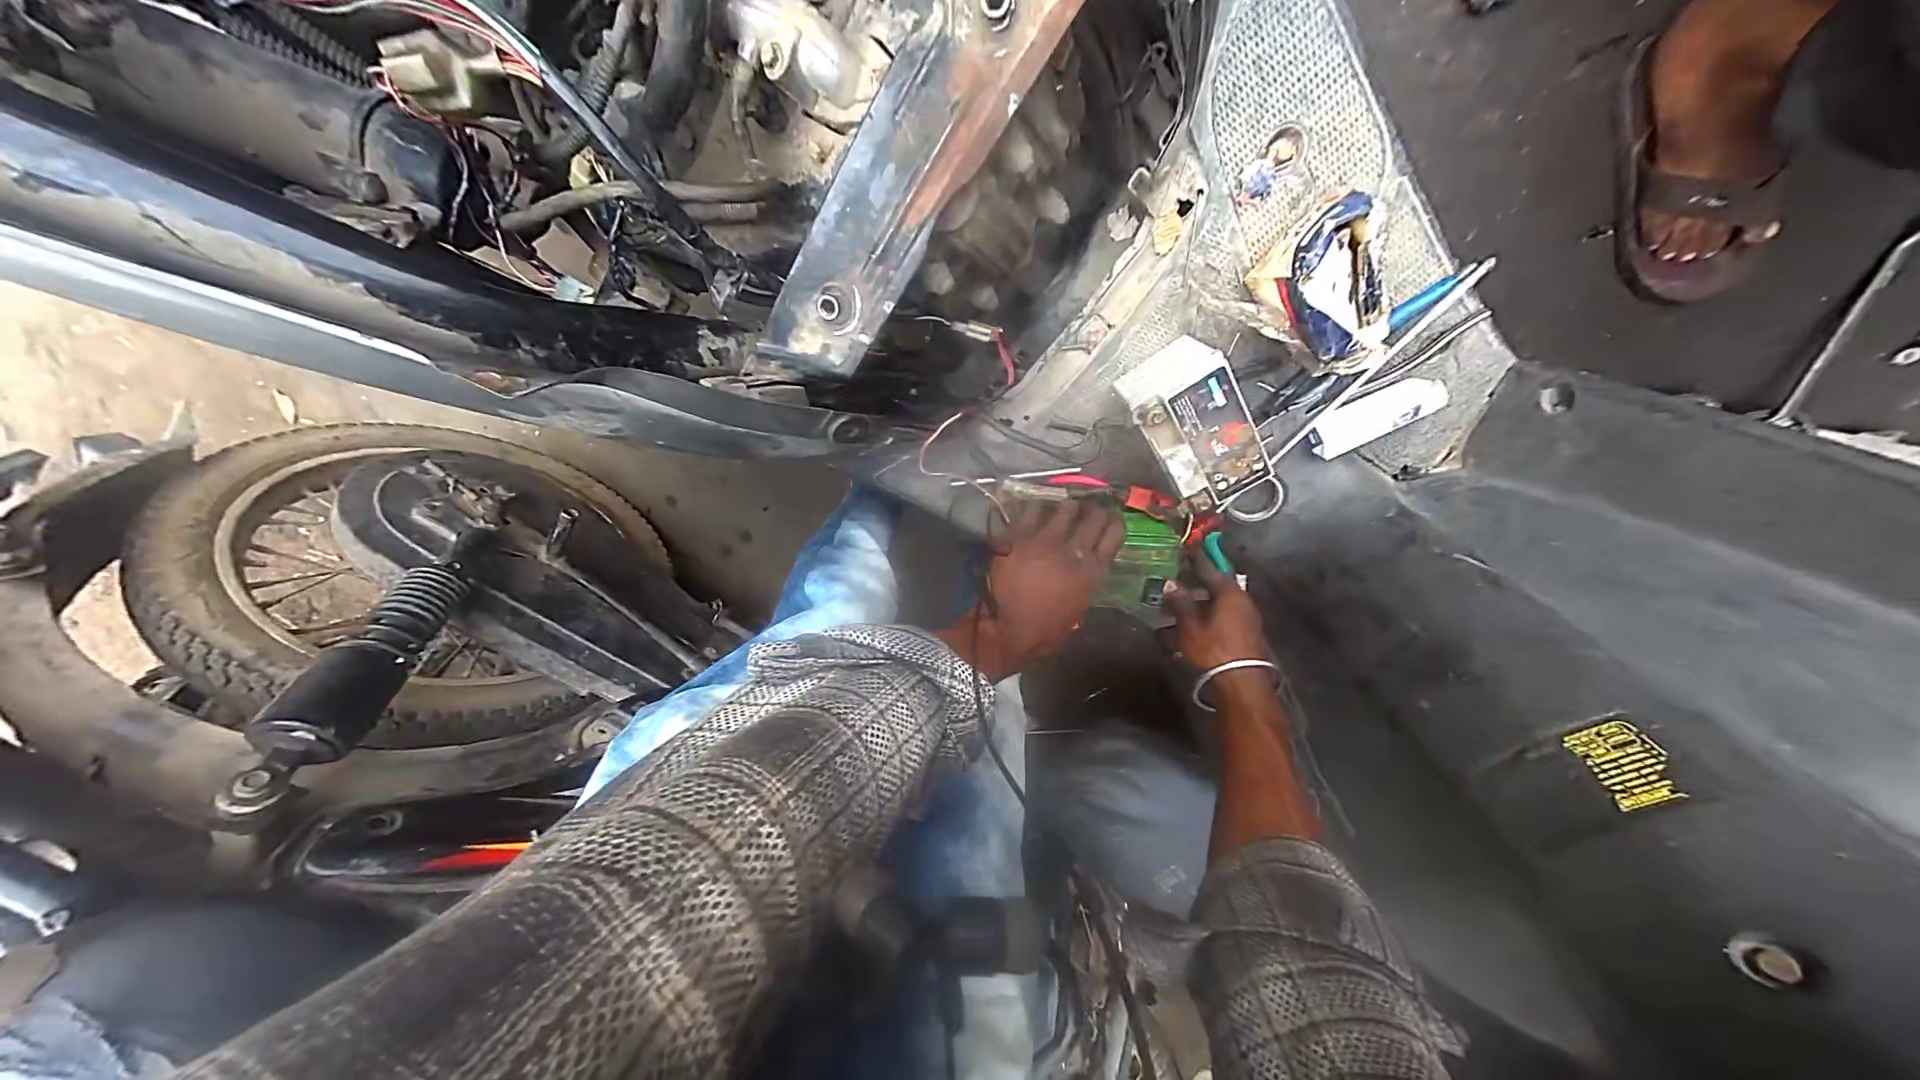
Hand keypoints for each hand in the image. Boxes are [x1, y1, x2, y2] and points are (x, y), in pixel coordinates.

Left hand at [935, 500, 1124, 679]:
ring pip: (1064, 508)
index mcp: (1092, 570)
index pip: (1114, 534)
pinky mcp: (1019, 535)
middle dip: (1094, 510)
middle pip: (1093, 517)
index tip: (1112, 516)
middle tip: (1089, 508)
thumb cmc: (1047, 626)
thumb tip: (1089, 560)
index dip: (1114, 521)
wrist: (1010, 628)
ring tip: (1063, 508)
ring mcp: (1045, 540)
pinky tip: (1036, 509)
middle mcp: (1073, 550)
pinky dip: (1036, 508)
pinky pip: (1031, 510)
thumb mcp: (1080, 604)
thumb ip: (1088, 577)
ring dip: (1066, 507)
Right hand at [1164, 553, 1269, 674]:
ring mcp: (1248, 616)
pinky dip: (1211, 612)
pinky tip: (1197, 621)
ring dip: (1203, 599)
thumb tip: (1171, 583)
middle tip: (1178, 579)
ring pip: (1221, 600)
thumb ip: (1180, 602)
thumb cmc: (1213, 649)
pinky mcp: (1247, 631)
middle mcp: (1242, 599)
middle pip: (1217, 584)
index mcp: (1229, 592)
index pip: (1209, 568)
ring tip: (1183, 603)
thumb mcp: (1190, 625)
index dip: (1195, 559)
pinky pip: (1226, 613)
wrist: (1241, 682)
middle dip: (1197, 582)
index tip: (1184, 549)